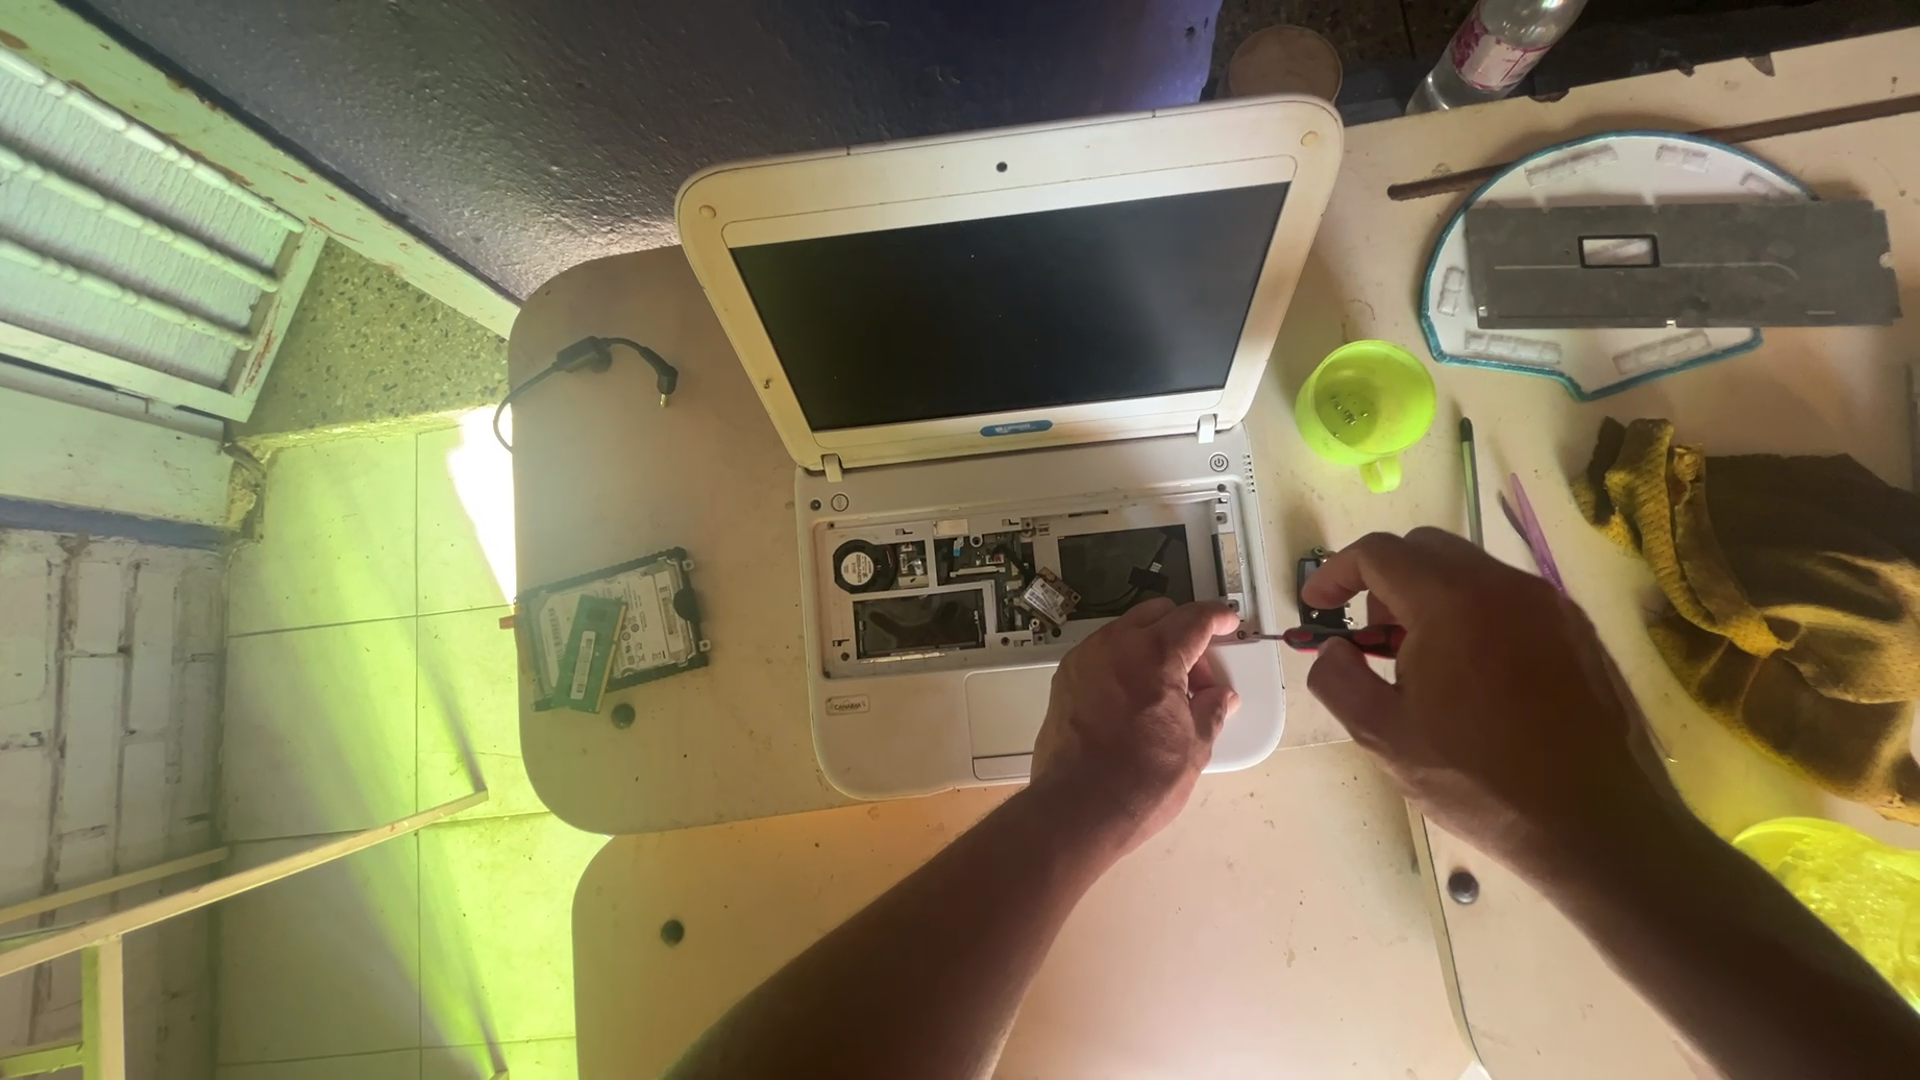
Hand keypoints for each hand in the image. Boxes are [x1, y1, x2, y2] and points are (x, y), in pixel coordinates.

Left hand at [1030, 599, 1242, 853]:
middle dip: (1183, 630)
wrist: (1079, 806)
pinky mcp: (1065, 676)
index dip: (1218, 617)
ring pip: (1126, 629)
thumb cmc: (1139, 781)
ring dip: (1151, 644)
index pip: (1194, 618)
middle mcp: (1116, 645)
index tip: (1228, 622)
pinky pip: (1102, 652)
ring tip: (1166, 689)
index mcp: (1154, 655)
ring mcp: (1086, 658)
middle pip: (1157, 614)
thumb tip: (1220, 697)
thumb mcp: (1194, 747)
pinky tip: (1134, 697)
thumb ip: (1211, 709)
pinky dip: (1123, 659)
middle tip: (1198, 671)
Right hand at [1303, 528, 1674, 877]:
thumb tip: (1336, 649)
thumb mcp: (1381, 733)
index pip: (1377, 553)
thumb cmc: (1480, 779)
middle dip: (1380, 579)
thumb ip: (1337, 677)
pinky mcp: (1577, 632)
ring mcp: (1550, 606)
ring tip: (1415, 659)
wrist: (1601, 828)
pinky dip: (1467, 611)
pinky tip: (1467, 673)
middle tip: (1367, 633)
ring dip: (1424, 595)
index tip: (1316, 608)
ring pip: (1467, 569)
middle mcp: (1505, 587)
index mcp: (1452, 603)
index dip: (1334, 574)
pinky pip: (1505, 597)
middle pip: (1423, 548)